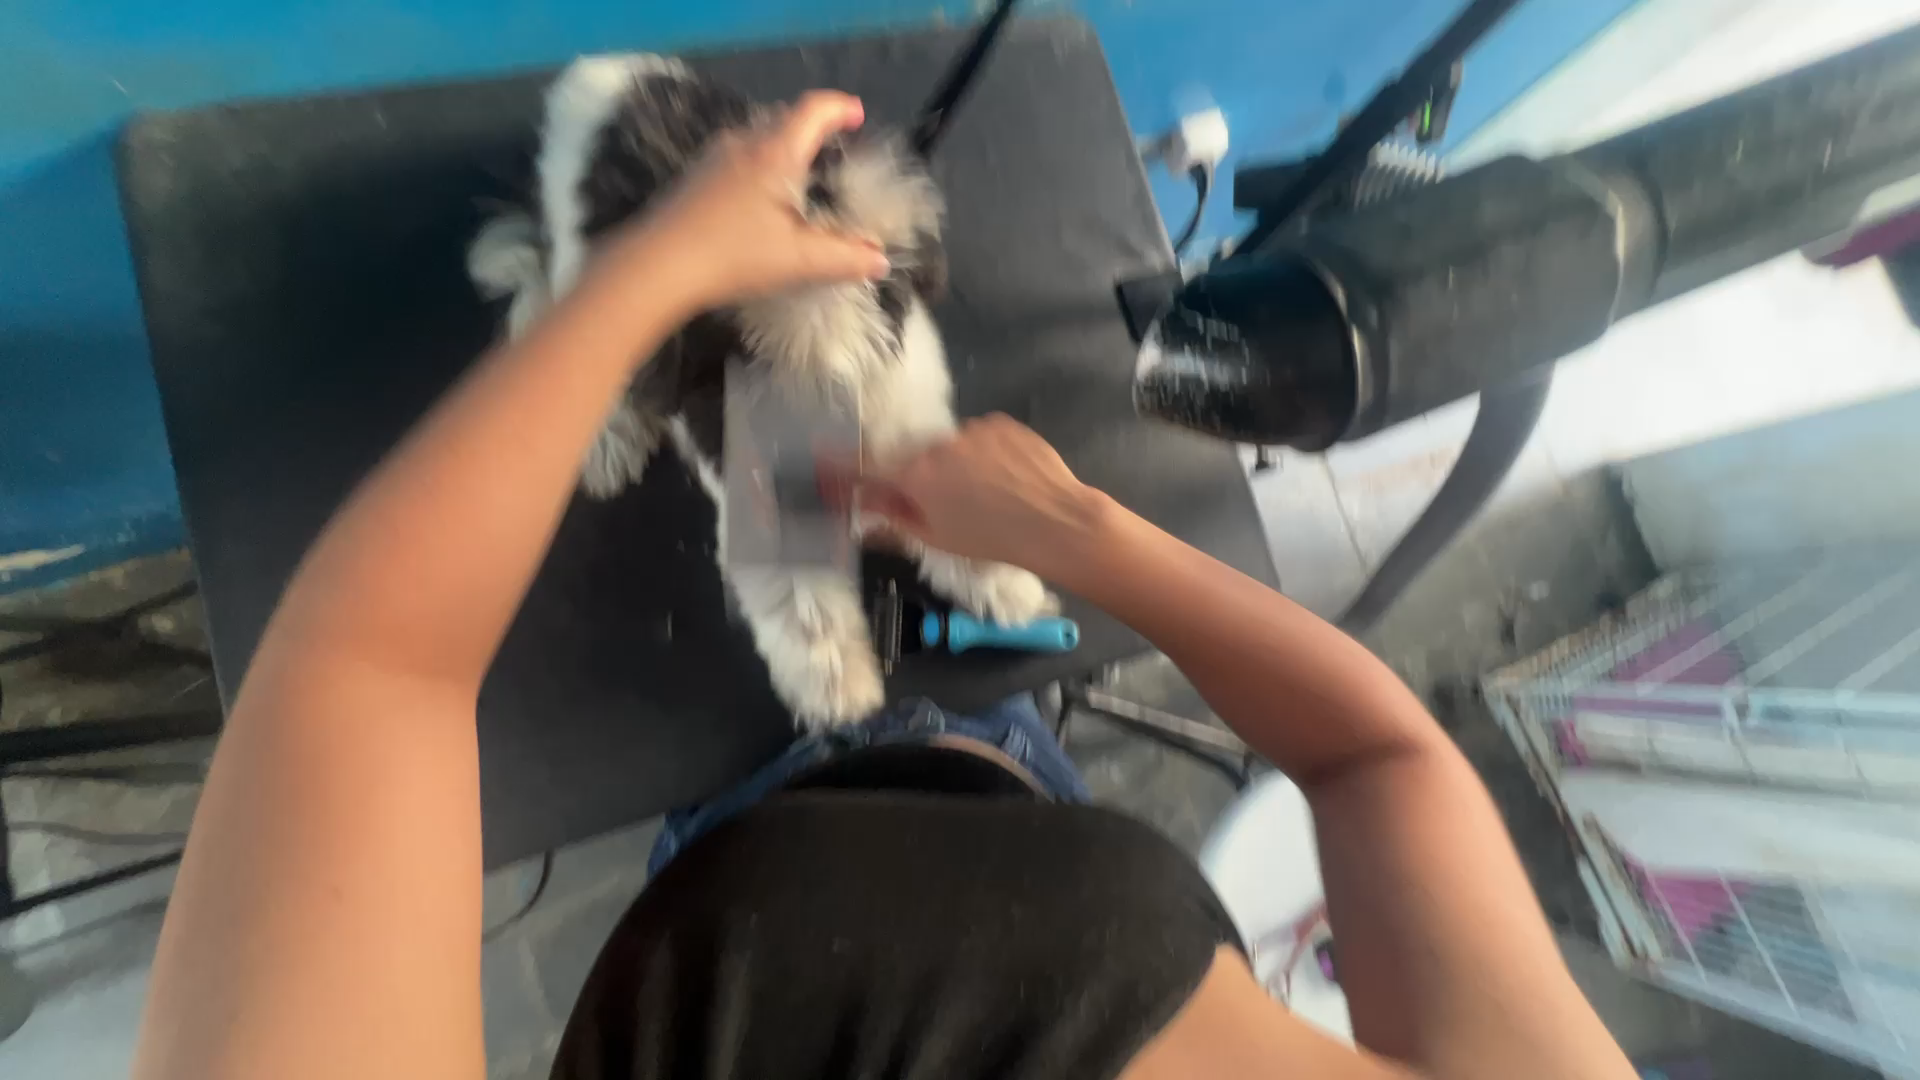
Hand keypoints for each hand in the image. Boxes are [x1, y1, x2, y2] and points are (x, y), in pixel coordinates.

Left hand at [608, 90, 891, 308]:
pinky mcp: (695, 180)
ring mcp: (714, 159)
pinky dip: (762, 168)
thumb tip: (879, 259)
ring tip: (802, 177)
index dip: (839, 108)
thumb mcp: (799, 261)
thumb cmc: (734, 255)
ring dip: (784, 149)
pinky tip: (763, 202)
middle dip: (812, 128)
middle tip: (833, 149)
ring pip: (758, 139)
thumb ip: (844, 258)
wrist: (659, 266)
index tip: (857, 115)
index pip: (812, 111)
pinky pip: (739, 159)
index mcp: (774, 154)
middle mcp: (743, 144)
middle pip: (783, 119)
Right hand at [861, 415, 1112, 573]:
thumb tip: (864, 507)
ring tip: (992, 491)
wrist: (1056, 521)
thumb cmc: (992, 540)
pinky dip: (989, 452)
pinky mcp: (1001, 422)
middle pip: (919, 457)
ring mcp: (972, 429)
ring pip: (955, 446)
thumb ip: (896, 517)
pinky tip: (1009, 476)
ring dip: (962, 464)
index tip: (825, 456)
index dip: (844, 463)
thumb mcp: (938, 539)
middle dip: (927, 476)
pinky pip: (983, 436)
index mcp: (916, 476)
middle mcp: (937, 445)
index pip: (868, 465)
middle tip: (955, 501)